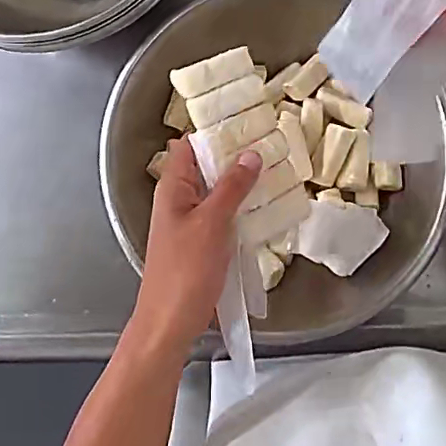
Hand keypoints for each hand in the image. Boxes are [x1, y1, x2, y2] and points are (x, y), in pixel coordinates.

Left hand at [128, 139, 261, 357]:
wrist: (169, 326)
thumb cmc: (184, 273)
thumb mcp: (212, 224)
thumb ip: (231, 187)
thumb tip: (250, 154)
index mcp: (173, 187)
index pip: (191, 144)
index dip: (215, 130)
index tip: (247, 118)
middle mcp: (180, 199)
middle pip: (208, 166)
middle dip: (236, 155)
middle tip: (271, 141)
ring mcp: (191, 221)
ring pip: (218, 190)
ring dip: (242, 182)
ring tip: (275, 167)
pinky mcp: (203, 242)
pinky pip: (224, 214)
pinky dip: (242, 207)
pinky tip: (266, 205)